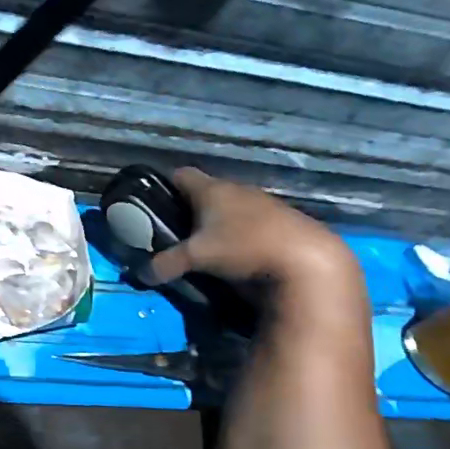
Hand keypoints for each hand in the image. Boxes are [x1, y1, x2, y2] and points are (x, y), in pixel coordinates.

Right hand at [145, 168, 356, 287]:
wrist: (309, 264)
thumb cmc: (243, 248)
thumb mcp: (195, 259)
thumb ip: (165, 264)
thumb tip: (140, 274)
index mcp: (213, 189)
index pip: (181, 174)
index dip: (166, 184)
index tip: (154, 201)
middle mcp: (239, 190)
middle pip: (206, 192)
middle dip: (190, 208)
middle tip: (175, 230)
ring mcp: (266, 205)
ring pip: (232, 208)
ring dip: (219, 222)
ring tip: (206, 245)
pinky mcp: (285, 223)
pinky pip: (253, 223)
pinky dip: (242, 234)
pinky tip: (237, 253)